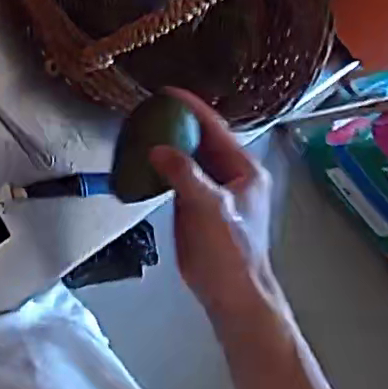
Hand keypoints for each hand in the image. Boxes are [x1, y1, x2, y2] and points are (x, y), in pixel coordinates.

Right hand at [150, 88, 277, 318]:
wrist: (231, 296)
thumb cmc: (231, 253)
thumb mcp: (211, 208)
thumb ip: (185, 175)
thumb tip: (158, 148)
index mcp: (244, 170)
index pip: (215, 128)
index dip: (192, 107)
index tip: (168, 92)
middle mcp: (230, 175)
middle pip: (201, 139)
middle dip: (177, 122)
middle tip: (149, 107)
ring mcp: (213, 190)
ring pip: (189, 156)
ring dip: (169, 142)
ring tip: (143, 126)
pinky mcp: (197, 205)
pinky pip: (178, 175)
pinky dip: (162, 164)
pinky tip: (144, 158)